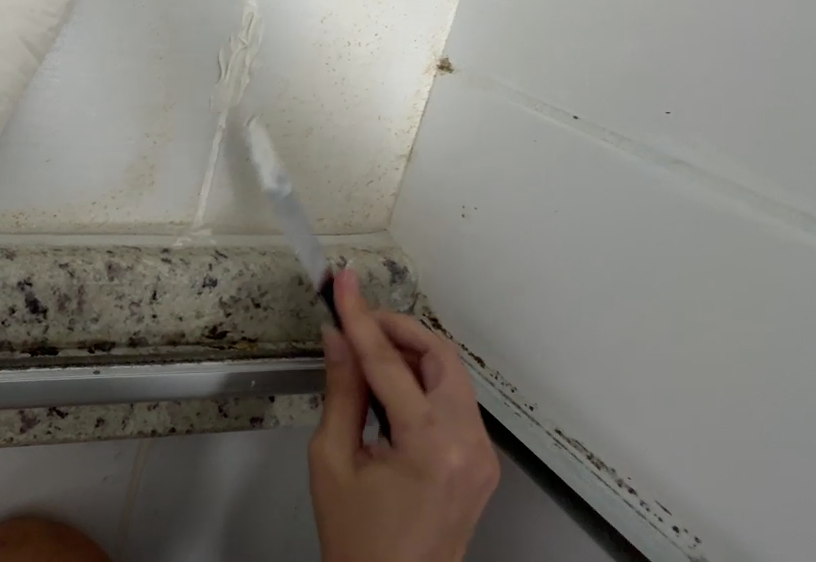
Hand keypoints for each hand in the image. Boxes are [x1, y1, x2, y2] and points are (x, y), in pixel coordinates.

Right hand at [309, 266, 499, 561]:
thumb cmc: (357, 535)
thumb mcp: (332, 458)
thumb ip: (340, 391)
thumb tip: (337, 338)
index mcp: (430, 446)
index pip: (389, 361)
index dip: (360, 315)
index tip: (343, 280)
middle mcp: (470, 446)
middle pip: (441, 357)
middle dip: (397, 329)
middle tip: (355, 319)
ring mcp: (482, 457)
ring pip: (451, 376)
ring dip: (410, 353)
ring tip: (363, 351)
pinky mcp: (480, 464)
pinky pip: (453, 403)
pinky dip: (421, 381)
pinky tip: (386, 385)